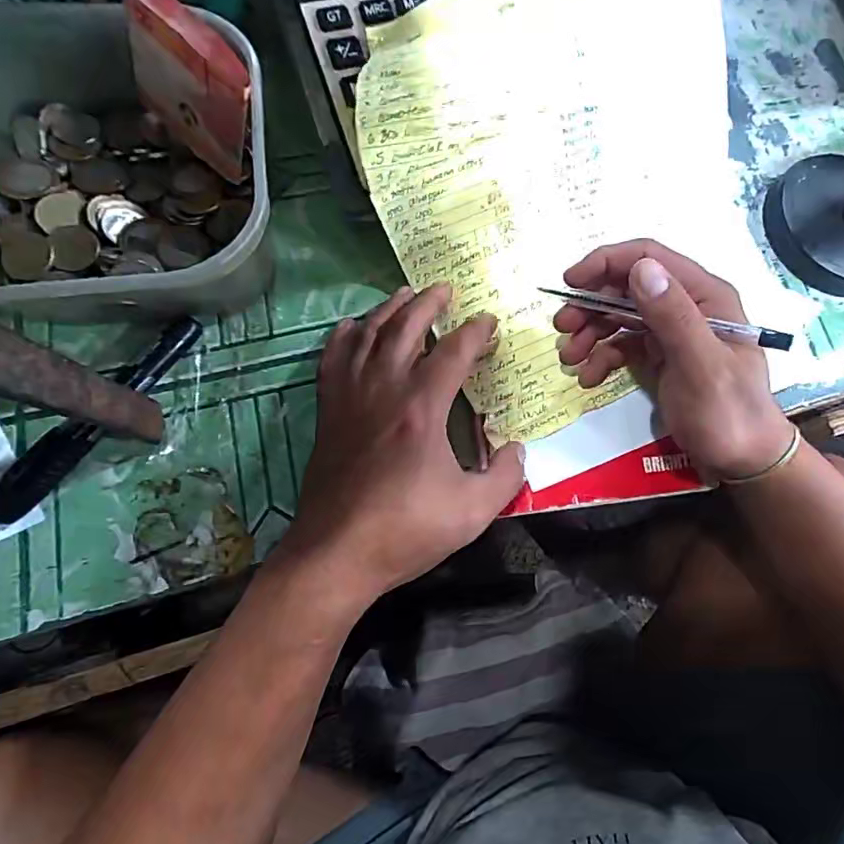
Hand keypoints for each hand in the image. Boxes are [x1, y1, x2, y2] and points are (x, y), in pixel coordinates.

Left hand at [278, 284, 525, 601]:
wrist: (337, 554)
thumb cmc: (407, 531)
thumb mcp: (474, 510)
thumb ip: (506, 475)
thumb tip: (516, 450)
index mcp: (422, 408)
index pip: (453, 353)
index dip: (475, 332)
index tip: (489, 322)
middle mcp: (383, 390)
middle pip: (405, 328)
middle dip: (428, 303)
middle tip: (445, 290)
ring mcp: (350, 399)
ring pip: (367, 336)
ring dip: (388, 310)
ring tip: (403, 295)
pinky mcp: (328, 414)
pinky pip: (332, 361)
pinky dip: (344, 337)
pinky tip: (351, 328)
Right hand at [554, 240, 791, 481]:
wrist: (745, 461)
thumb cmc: (729, 414)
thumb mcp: (701, 366)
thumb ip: (673, 317)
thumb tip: (639, 268)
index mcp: (705, 296)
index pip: (649, 259)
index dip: (607, 263)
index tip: (570, 282)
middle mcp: (688, 307)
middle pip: (629, 288)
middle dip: (592, 304)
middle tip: (563, 328)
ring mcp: (675, 333)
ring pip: (622, 317)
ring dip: (592, 332)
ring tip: (569, 358)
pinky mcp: (664, 358)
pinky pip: (626, 346)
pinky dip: (604, 358)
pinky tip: (589, 378)